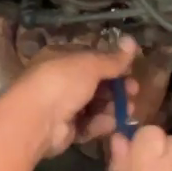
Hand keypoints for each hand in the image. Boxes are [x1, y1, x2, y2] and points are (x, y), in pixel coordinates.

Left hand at [0, 36, 138, 157]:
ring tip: (129, 110)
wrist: (37, 120)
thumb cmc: (62, 82)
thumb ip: (113, 59)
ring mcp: (61, 106)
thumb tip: (132, 41)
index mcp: (60, 57)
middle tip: (134, 92)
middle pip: (94, 83)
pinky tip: (113, 124)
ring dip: (112, 106)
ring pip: (94, 105)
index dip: (112, 63)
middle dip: (116, 87)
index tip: (130, 70)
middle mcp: (60, 80)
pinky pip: (87, 124)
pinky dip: (100, 124)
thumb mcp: (90, 64)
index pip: (90, 57)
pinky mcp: (65, 129)